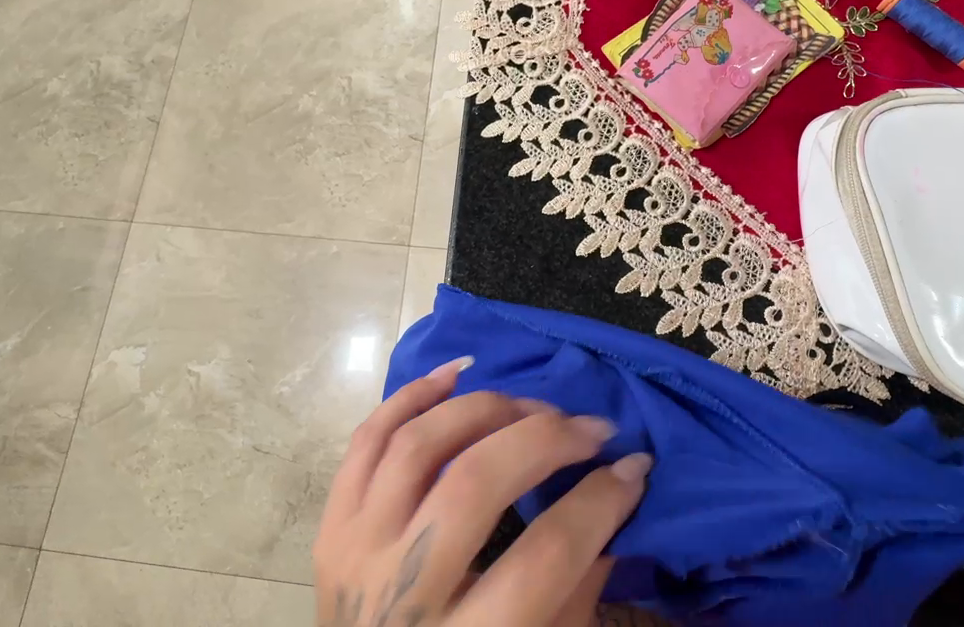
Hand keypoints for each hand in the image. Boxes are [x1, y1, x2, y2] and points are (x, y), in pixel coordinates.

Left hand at [315, 357, 652, 626]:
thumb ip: (575, 591)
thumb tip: (612, 499)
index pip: (546, 555)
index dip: (600, 501)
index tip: (634, 465)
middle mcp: (403, 590)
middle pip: (475, 482)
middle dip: (543, 440)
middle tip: (589, 426)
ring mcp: (356, 550)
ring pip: (417, 445)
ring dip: (483, 409)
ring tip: (530, 405)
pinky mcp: (330, 526)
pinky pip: (366, 439)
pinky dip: (412, 395)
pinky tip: (458, 372)